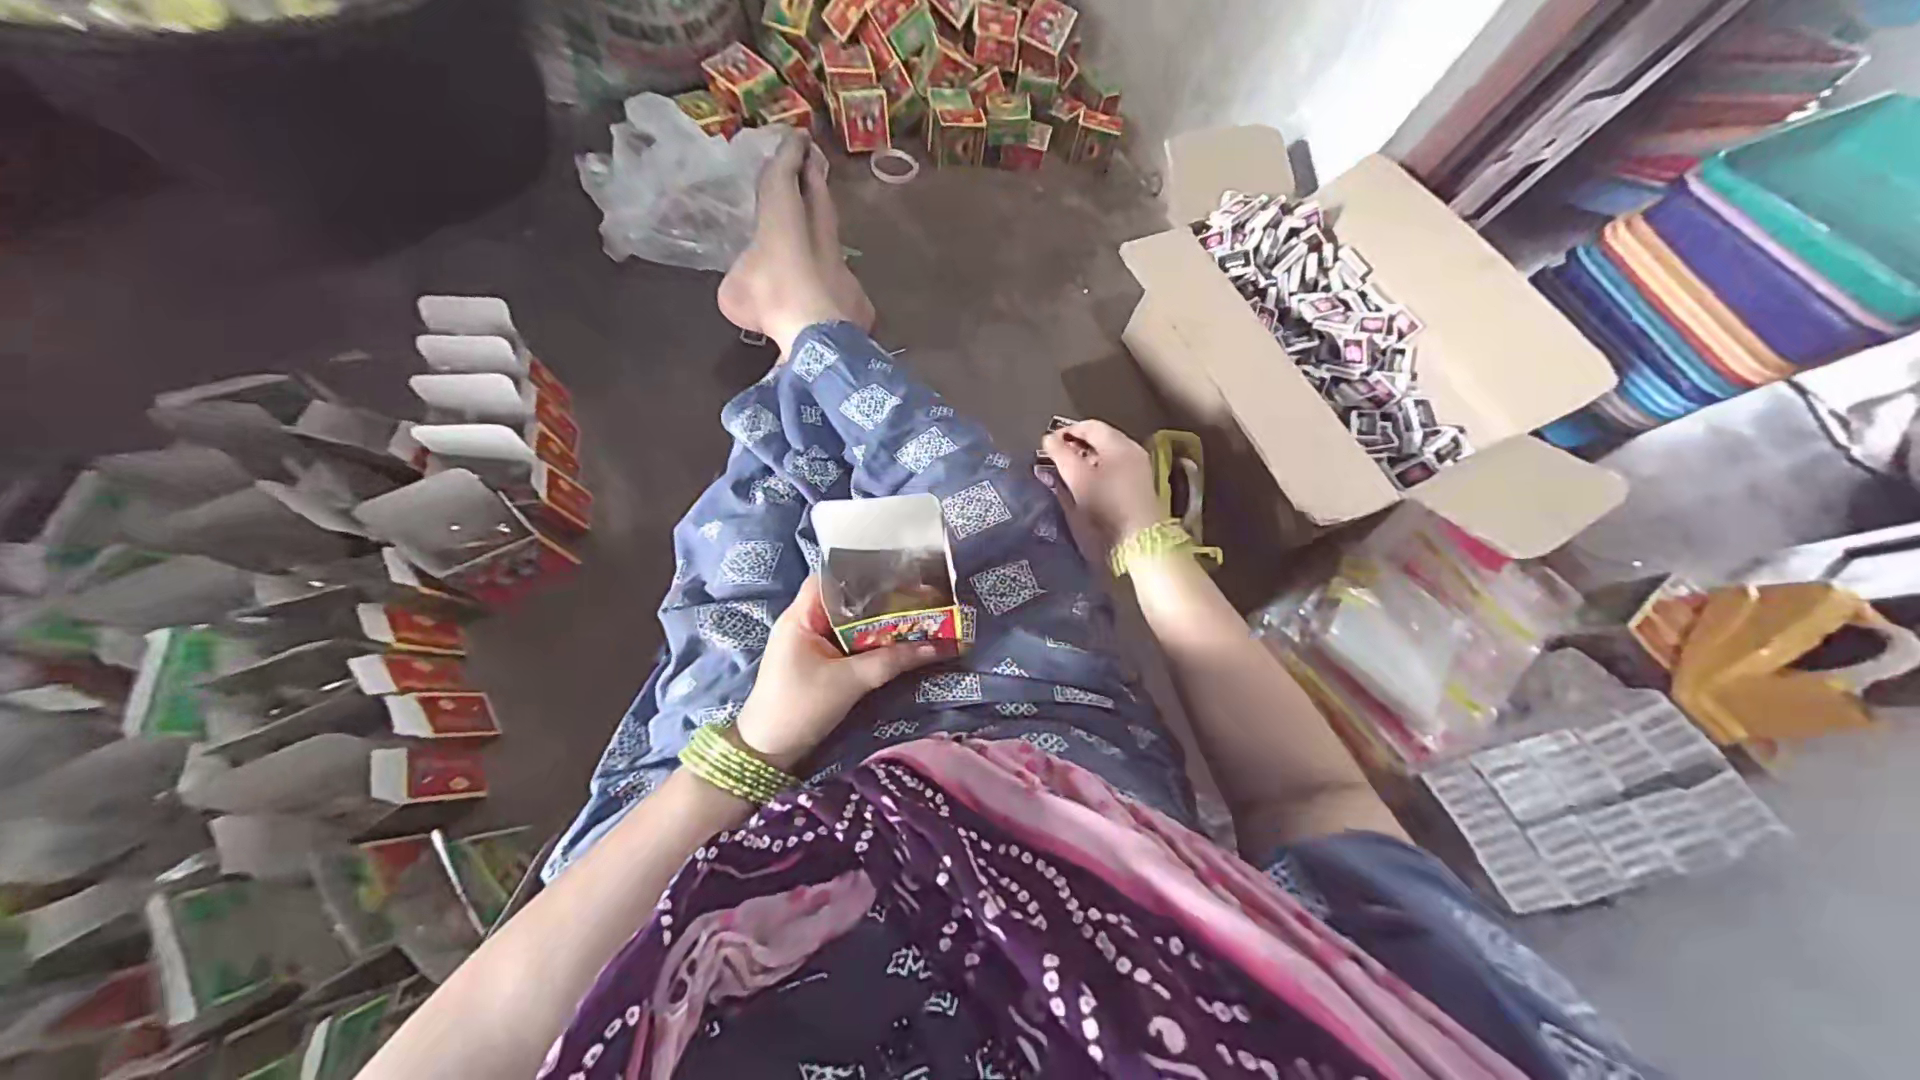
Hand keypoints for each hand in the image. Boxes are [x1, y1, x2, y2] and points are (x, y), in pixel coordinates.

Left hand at [734, 574, 953, 771]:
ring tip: (916, 616)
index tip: (898, 573)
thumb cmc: (800, 708)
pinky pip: (847, 642)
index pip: (831, 577)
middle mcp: (803, 622)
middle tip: (919, 597)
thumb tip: (939, 647)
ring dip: (879, 623)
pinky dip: (870, 642)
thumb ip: (892, 661)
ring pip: (849, 623)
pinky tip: (896, 642)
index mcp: (800, 616)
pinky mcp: (816, 662)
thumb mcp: (850, 682)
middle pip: (845, 600)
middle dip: (881, 600)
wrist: (767, 753)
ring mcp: (809, 643)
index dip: (864, 572)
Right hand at [1040, 420, 1164, 551]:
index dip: (1066, 431)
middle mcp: (1131, 451)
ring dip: (1086, 458)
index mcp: (1118, 444)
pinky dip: (1098, 469)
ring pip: (1107, 454)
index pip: (1089, 426)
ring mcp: (1138, 468)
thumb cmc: (1105, 506)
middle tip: (1056, 457)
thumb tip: (1049, 440)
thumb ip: (1060, 456)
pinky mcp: (1139, 486)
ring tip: (1068, 471)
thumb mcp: (1077, 479)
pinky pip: (1115, 468)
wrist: (1139, 540)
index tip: (1048, 444)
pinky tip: (1086, 484)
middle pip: (1100, 438)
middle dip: (1075, 445)